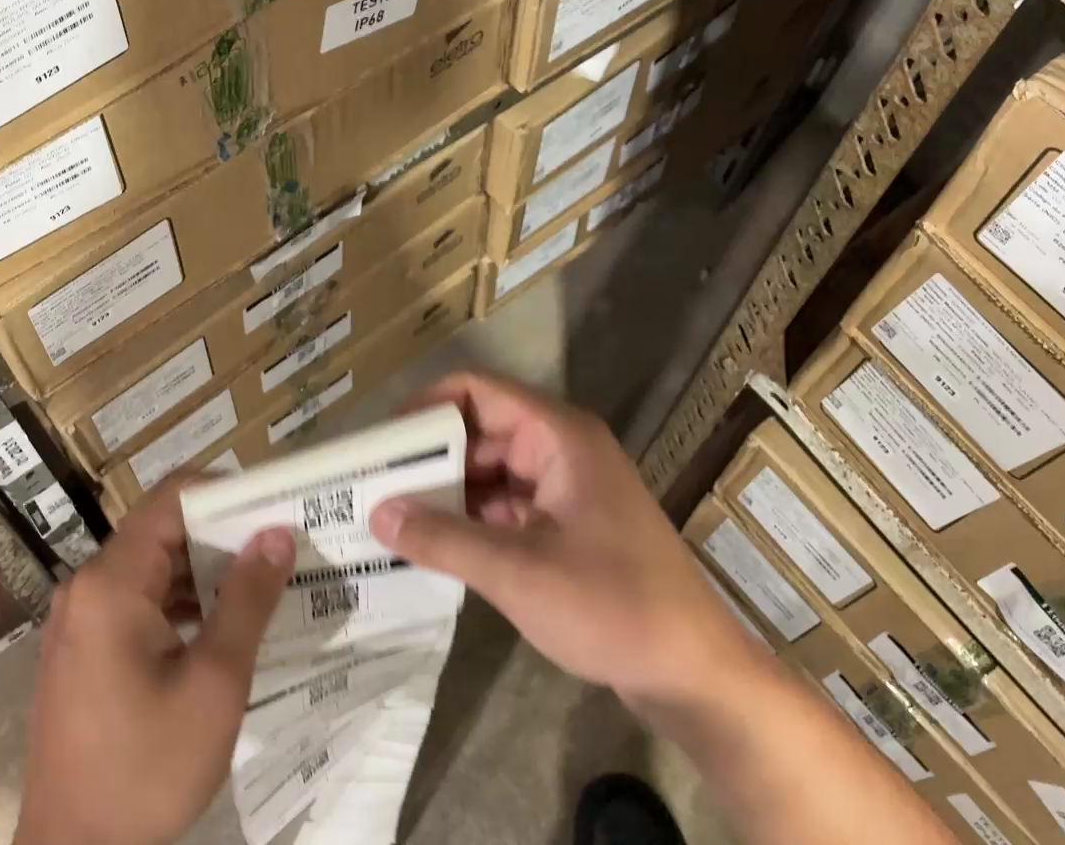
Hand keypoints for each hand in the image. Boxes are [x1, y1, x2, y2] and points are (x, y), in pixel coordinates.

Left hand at [15, 481, 295, 844]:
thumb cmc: (146, 767)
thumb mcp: (213, 684)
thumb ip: (247, 600)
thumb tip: (276, 533)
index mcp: (111, 583)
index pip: (172, 499)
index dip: (227, 492)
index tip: (278, 503)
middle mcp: (87, 587)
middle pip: (162, 531)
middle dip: (224, 533)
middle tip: (284, 544)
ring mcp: (80, 620)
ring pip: (152, 569)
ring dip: (207, 571)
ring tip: (268, 579)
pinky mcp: (84, 650)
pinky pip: (139, 602)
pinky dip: (182, 602)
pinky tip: (226, 622)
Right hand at [368, 373, 769, 707]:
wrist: (694, 672)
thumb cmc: (613, 606)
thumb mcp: (518, 572)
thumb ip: (443, 538)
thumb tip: (376, 512)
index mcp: (558, 437)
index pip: (476, 392)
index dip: (423, 410)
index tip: (379, 447)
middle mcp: (560, 450)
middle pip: (478, 432)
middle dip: (426, 459)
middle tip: (370, 489)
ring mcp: (564, 489)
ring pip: (488, 472)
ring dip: (444, 493)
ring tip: (388, 518)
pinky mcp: (565, 526)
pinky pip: (503, 506)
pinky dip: (468, 521)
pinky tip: (432, 546)